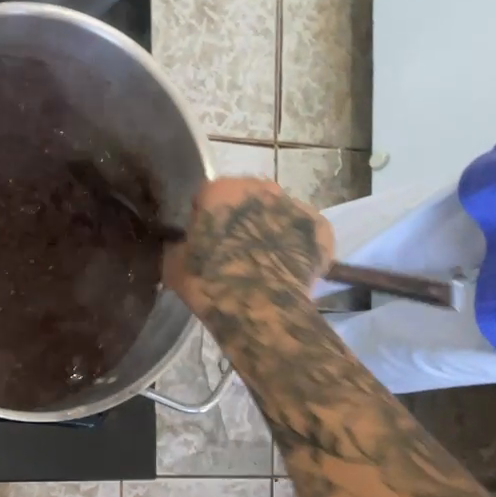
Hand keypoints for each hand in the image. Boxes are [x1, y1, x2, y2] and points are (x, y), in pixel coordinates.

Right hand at [164, 178, 334, 313]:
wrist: (259, 307)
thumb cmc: (208, 281)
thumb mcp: (173, 264)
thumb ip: (181, 244)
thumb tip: (186, 243)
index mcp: (222, 191)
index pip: (207, 195)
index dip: (203, 217)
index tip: (201, 238)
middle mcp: (263, 189)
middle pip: (248, 197)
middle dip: (240, 216)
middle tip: (231, 247)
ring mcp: (297, 206)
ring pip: (278, 212)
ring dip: (268, 228)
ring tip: (261, 260)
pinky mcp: (322, 229)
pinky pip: (302, 232)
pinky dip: (294, 245)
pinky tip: (284, 267)